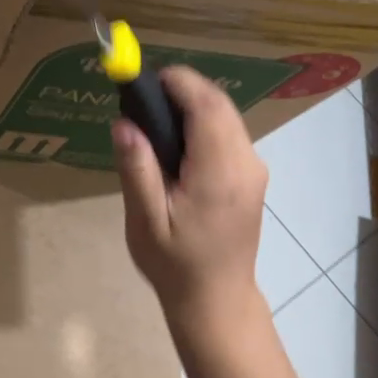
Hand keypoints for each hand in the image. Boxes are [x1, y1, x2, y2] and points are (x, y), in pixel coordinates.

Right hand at [112, 67, 268, 319]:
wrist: (216, 299)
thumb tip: (124, 123)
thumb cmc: (174, 264)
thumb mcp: (145, 220)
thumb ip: (137, 169)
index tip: (142, 78)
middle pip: (219, 105)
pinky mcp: (251, 176)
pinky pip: (228, 134)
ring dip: (192, 106)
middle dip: (182, 89)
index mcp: (219, 173)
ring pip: (226, 116)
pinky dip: (201, 124)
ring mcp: (253, 169)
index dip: (177, 83)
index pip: (206, 106)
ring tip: (151, 119)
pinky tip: (174, 143)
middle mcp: (245, 163)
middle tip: (140, 97)